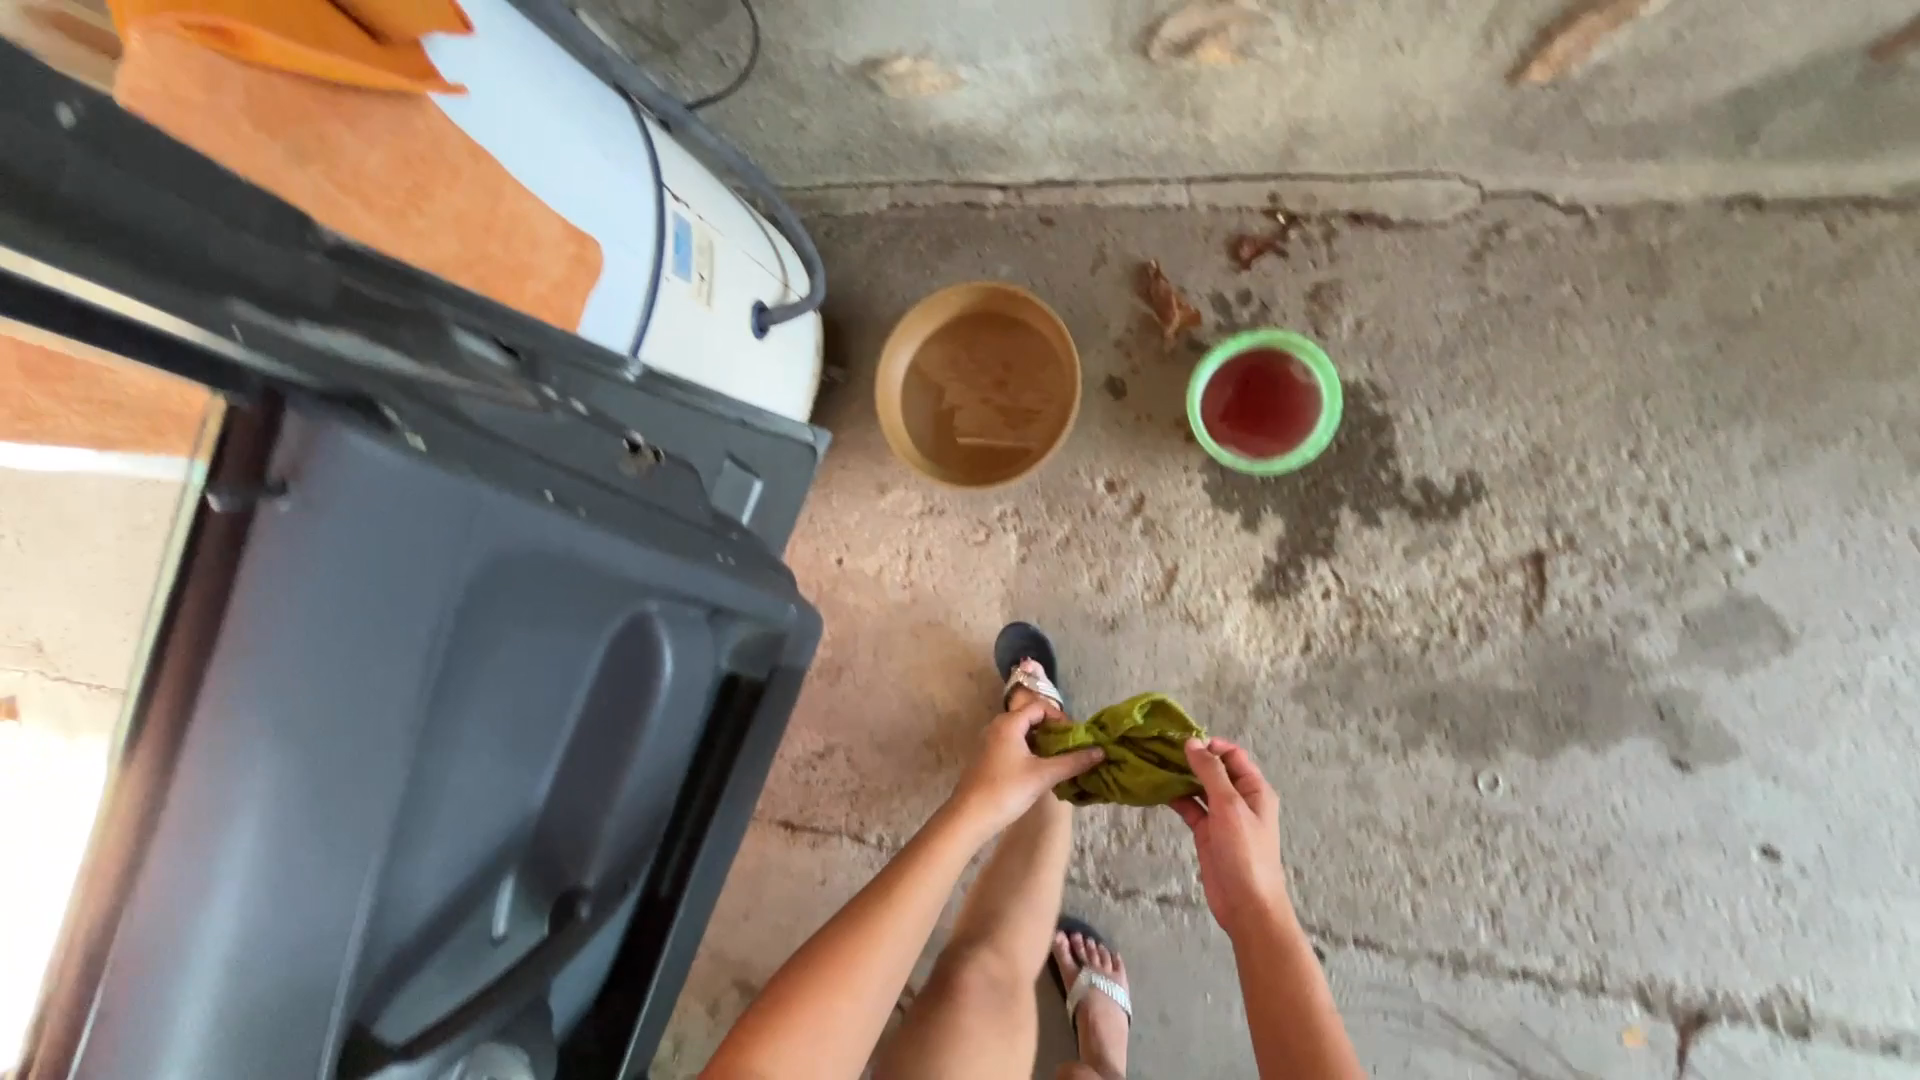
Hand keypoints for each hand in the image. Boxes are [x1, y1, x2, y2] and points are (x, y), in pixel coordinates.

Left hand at [950, 700, 1103, 833]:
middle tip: (1071, 747)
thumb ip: (1073, 762)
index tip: (1075, 735)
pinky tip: (1039, 769)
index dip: (1060, 717)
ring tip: (1059, 759)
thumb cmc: (1007, 790)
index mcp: (1009, 723)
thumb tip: (1100, 751)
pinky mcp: (986, 758)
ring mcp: (989, 742)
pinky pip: (1012, 745)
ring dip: (1041, 742)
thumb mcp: (1044, 775)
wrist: (969, 816)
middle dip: (1052, 730)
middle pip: (1029, 718)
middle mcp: (996, 727)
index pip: (1039, 706)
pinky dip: (1028, 751)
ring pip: (1021, 733)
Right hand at [1170, 737, 1292, 939]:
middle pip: (1214, 770)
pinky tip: (1156, 789)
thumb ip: (1210, 772)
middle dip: (1191, 759)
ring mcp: (1222, 817)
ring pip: (1199, 788)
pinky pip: (1190, 808)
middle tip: (1160, 749)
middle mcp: (1239, 799)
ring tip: (1153, 763)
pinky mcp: (1206, 833)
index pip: (1233, 755)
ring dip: (1181, 777)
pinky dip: (1175, 798)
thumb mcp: (1229, 806)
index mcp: (1254, 789)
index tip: (1183, 741)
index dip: (1211, 745)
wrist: (1247, 904)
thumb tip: (1192, 743)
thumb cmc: (1245, 851)